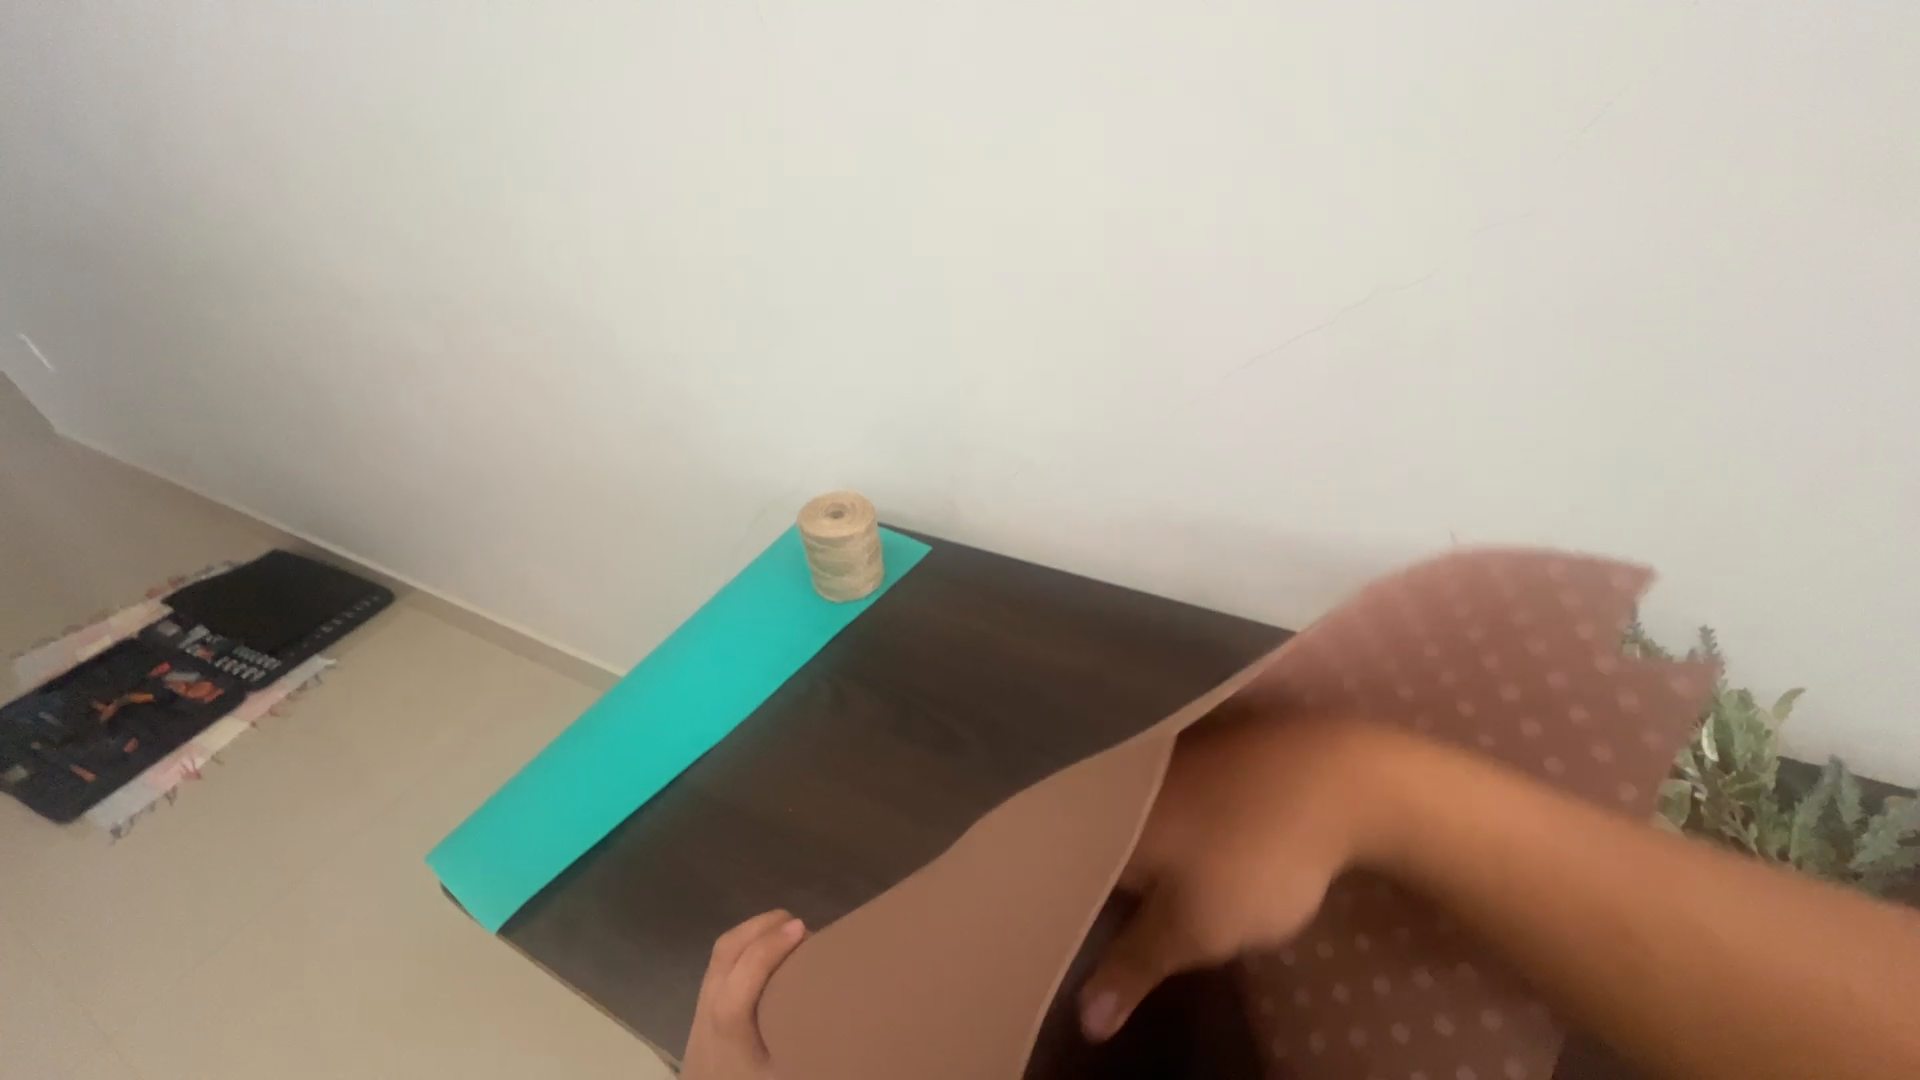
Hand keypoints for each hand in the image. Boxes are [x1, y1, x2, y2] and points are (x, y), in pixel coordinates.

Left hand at [681, 911, 808, 1079]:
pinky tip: (769, 949)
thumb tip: (838, 1001)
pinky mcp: (701, 1005)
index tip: (802, 929)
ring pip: (722, 951)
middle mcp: (707, 1014)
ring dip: (755, 930)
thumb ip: (808, 1035)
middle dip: (764, 927)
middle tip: (802, 927)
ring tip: (787, 931)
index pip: (741, 983)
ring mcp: (700, 1006)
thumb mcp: (786, 1071)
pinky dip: (746, 941)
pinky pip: (722, 959)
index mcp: (728, 1035)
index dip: (768, 950)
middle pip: (726, 953)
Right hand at [1078, 714, 1399, 1040]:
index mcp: (1102, 814)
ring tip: (1147, 888)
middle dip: (1094, 882)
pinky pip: (1154, 793)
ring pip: (1123, 814)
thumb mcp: (1194, 930)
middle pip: (1088, 837)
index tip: (1070, 942)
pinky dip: (1158, 822)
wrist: (1336, 778)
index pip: (1059, 866)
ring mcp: (1156, 758)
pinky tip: (1182, 842)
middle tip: (1112, 922)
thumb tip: (1086, 1020)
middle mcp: (1117, 777)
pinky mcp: (1191, 748)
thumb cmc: (1253, 858)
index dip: (1062, 911)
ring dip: (1130, 850)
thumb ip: (1133, 968)